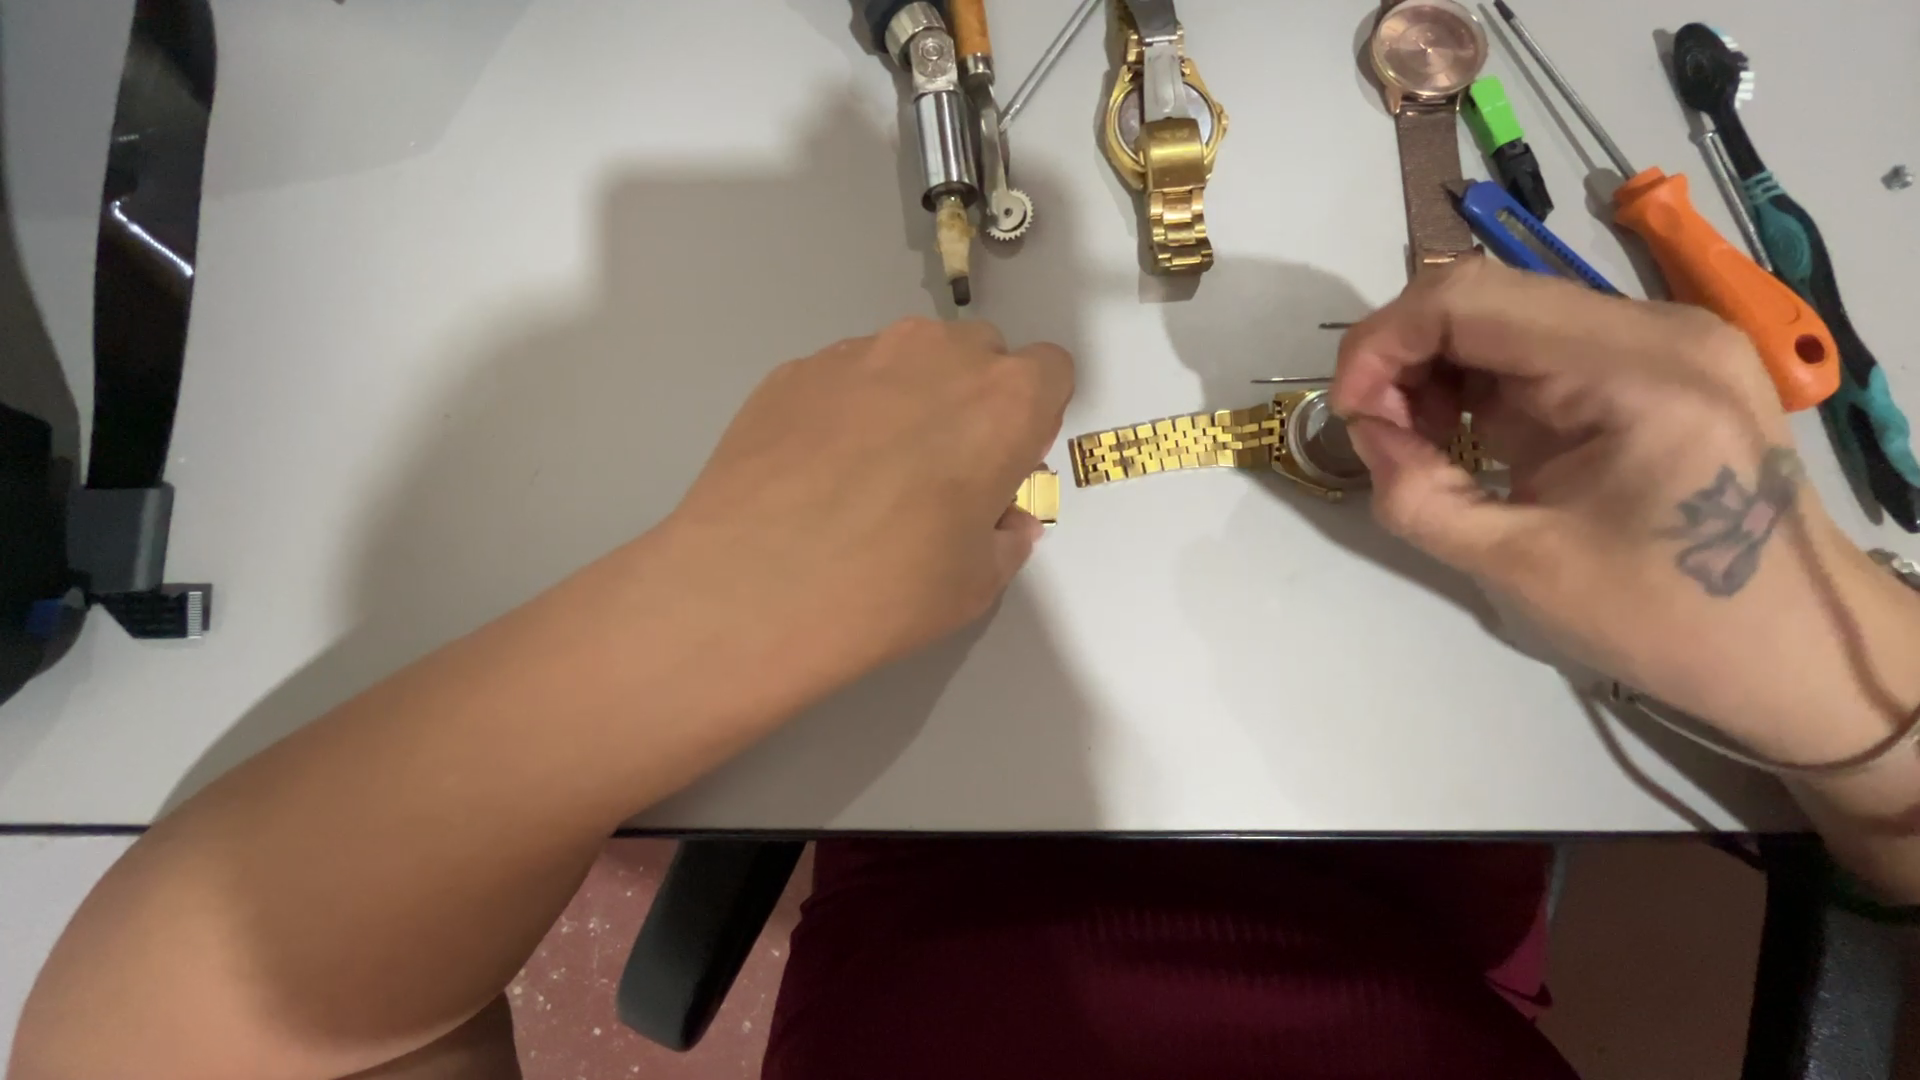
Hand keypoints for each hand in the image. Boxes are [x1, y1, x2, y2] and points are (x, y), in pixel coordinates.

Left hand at [658, 317, 1071, 699]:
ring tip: (868, 471)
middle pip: (979, 355)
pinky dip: (846, 409)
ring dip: (909, 398)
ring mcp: (857, 354)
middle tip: (939, 469)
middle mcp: (937, 355)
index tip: (1003, 463)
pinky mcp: (793, 370)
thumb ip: (1006, 538)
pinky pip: (844, 376)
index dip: (1033, 418)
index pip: (1051, 371)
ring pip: (908, 359)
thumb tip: (1004, 522)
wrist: (750, 587)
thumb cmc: (887, 588)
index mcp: (1005, 401)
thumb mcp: (975, 583)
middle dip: (974, 400)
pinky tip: (815, 470)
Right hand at [1331, 258, 1919, 765]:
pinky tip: (1456, 431)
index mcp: (1634, 369)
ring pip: (1492, 312)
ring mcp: (1652, 340)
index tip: (1348, 415)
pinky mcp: (1639, 364)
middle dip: (1398, 356)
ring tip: (1415, 439)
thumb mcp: (1512, 566)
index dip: (1379, 345)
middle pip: (1476, 294)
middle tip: (1378, 431)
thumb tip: (1365, 431)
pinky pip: (1521, 344)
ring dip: (1427, 367)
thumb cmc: (1664, 618)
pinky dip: (1464, 379)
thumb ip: (1414, 492)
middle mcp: (1652, 329)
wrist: (1794, 647)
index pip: (1465, 301)